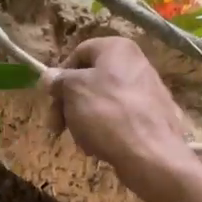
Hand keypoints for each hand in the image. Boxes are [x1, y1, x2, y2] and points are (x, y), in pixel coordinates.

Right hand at [49, 37, 194, 194]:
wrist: (150, 153)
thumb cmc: (106, 113)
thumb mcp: (73, 90)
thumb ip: (58, 80)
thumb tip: (49, 76)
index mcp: (117, 48)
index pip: (78, 53)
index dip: (60, 75)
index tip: (51, 99)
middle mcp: (135, 63)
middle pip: (90, 79)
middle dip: (69, 103)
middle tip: (57, 126)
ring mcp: (147, 90)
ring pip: (102, 100)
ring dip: (83, 118)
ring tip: (80, 139)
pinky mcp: (152, 116)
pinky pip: (119, 117)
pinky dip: (104, 129)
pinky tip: (98, 146)